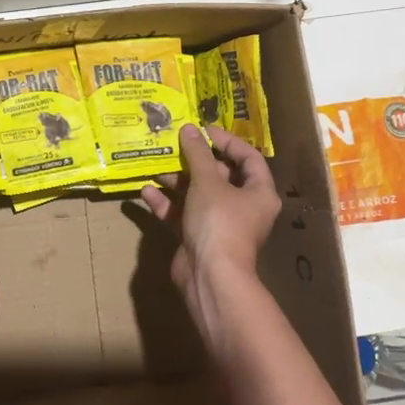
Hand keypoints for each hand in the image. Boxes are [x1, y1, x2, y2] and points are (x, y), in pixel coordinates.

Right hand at [141, 124, 281, 320]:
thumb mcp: (207, 182)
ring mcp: (219, 224)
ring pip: (197, 195)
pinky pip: (182, 214)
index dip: (227, 141)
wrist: (210, 276)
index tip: (202, 130)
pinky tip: (146, 192)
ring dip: (176, 181)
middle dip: (194, 161)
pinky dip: (166, 203)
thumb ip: (197, 154)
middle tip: (173, 145)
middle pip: (220, 175)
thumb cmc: (219, 222)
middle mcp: (242, 207)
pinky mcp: (197, 238)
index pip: (248, 158)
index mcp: (258, 193)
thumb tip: (189, 129)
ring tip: (155, 167)